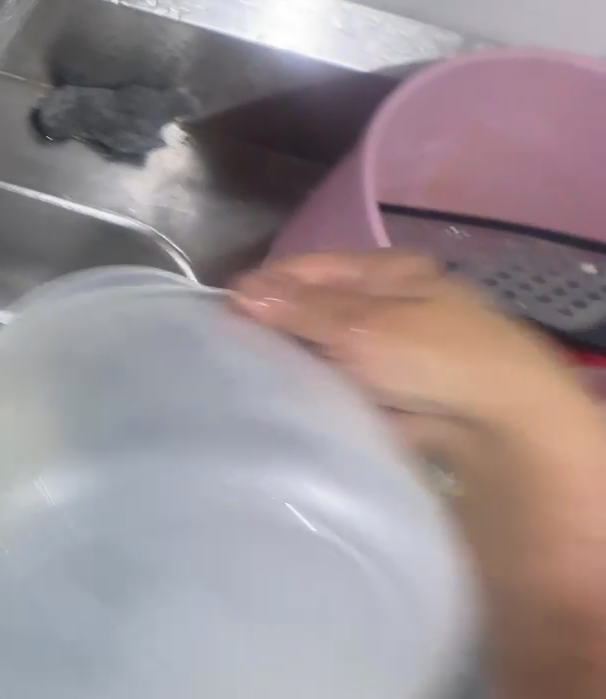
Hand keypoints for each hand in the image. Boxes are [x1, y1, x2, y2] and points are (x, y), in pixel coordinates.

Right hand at [230, 251, 588, 465]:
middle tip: (220, 350)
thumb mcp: (364, 325)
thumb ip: (298, 309)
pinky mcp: (348, 381)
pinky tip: (254, 391)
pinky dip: (282, 380)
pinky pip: (302, 374)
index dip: (257, 290)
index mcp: (380, 273)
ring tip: (230, 372)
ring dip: (268, 356)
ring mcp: (358, 344)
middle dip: (259, 325)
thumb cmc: (435, 358)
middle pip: (293, 306)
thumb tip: (236, 291)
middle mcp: (366, 303)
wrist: (484, 424)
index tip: (218, 318)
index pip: (299, 271)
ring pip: (294, 342)